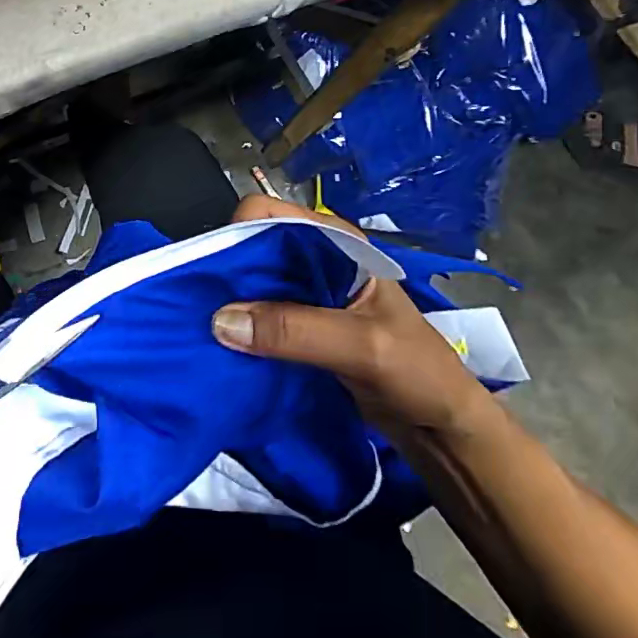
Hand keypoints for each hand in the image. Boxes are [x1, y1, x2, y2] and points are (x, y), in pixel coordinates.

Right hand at [215, 195, 495, 436]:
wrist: (441, 422)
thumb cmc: (416, 372)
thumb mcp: (361, 347)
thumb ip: (296, 329)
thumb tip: (219, 319)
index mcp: (338, 243)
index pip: (271, 214)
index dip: (237, 234)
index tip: (211, 276)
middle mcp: (320, 259)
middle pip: (256, 248)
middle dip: (226, 273)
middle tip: (196, 311)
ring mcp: (311, 295)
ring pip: (256, 285)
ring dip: (230, 305)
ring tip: (200, 334)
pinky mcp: (304, 328)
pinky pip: (263, 319)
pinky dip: (242, 330)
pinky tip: (222, 350)